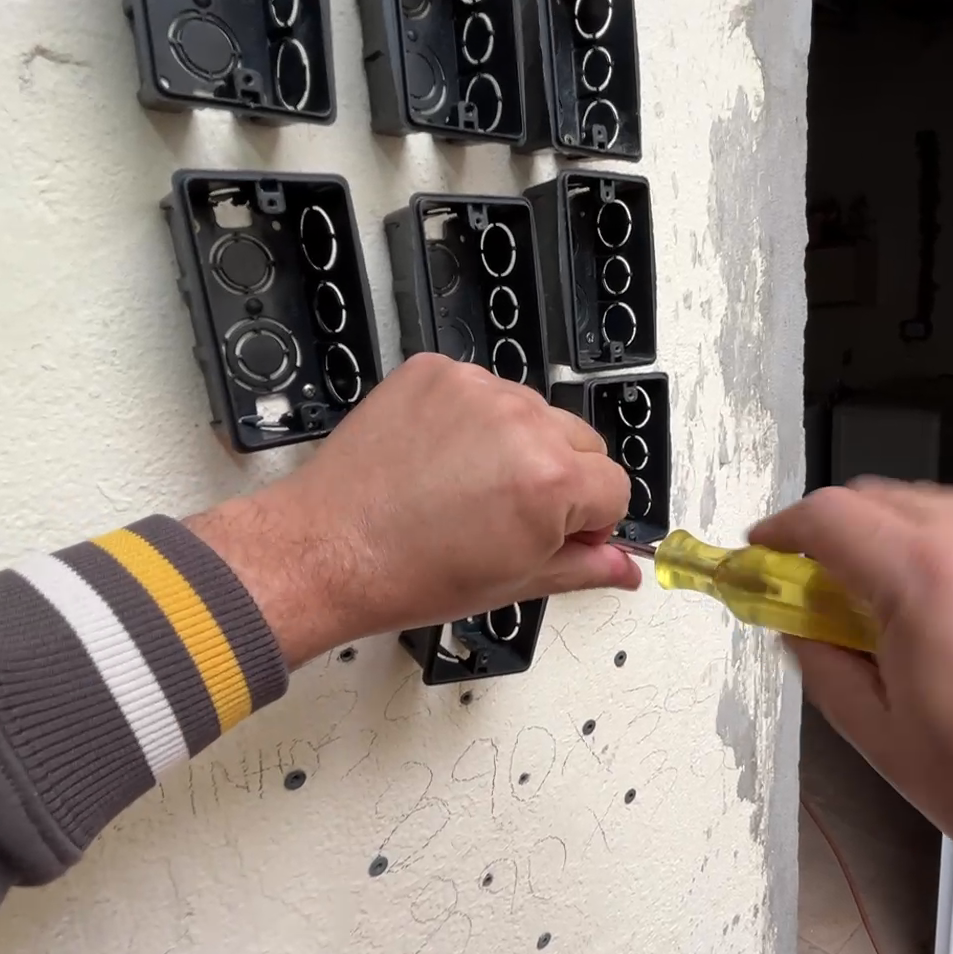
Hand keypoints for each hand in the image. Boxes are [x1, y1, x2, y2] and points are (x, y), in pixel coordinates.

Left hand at [189, 354, 639, 665]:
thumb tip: (625, 567)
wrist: (327, 549)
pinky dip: (477, 421)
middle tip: (513, 513)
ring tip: (471, 486)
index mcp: (551, 481)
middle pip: (584, 443)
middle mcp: (522, 423)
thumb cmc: (409, 573)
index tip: (562, 532)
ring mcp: (477, 390)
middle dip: (564, 479)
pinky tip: (447, 458)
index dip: (592, 520)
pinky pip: (487, 391)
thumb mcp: (515, 581)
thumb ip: (585, 568)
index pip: (616, 487)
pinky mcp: (438, 372)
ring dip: (521, 446)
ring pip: (537, 414)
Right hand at [751, 481, 952, 953]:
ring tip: (886, 603)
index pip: (826, 517)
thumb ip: (822, 665)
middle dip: (827, 533)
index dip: (779, 532)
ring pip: (926, 504)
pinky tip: (952, 606)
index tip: (760, 555)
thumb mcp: (888, 741)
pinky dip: (940, 546)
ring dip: (884, 536)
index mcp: (930, 581)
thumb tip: (796, 624)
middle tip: (815, 590)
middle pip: (872, 497)